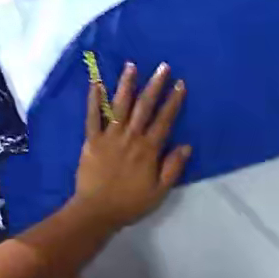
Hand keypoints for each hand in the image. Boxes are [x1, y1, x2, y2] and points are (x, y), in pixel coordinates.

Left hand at [66, 62, 190, 231]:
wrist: (96, 211)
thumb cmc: (130, 203)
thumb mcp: (159, 191)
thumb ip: (173, 167)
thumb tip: (186, 145)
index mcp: (148, 149)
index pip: (164, 120)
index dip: (173, 101)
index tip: (180, 83)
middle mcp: (130, 137)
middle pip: (144, 107)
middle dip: (154, 85)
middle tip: (162, 66)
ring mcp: (109, 136)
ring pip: (119, 106)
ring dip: (126, 85)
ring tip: (131, 66)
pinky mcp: (91, 140)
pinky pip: (92, 116)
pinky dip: (94, 99)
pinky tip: (97, 83)